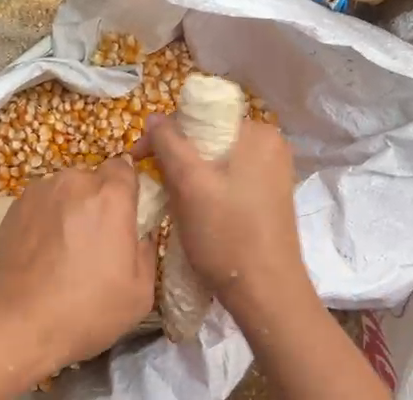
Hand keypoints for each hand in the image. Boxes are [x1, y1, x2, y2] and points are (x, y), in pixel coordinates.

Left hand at [0, 156, 155, 366]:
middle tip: (95, 239)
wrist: (19, 318)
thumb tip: (142, 232)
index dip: (127, 187)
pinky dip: (47, 216)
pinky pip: (42, 201)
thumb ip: (147, 250)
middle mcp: (73, 182)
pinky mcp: (15, 203)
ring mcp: (40, 190)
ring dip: (71, 207)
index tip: (126, 213)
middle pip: (93, 179)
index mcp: (109, 197)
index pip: (124, 167)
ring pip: (65, 189)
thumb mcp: (140, 292)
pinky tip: (43, 250)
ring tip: (65, 247)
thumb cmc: (87, 309)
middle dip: (98, 201)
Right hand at [137, 115, 310, 314]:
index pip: (198, 116)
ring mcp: (271, 172)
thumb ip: (167, 141)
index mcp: (258, 133)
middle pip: (206, 137)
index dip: (165, 133)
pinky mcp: (268, 196)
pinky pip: (226, 177)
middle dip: (176, 155)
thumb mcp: (188, 182)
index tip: (141, 158)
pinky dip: (205, 187)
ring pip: (213, 159)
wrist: (267, 297)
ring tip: (174, 198)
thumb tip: (153, 117)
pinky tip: (196, 210)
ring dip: (188, 174)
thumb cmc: (227, 234)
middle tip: (156, 182)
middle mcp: (270, 146)